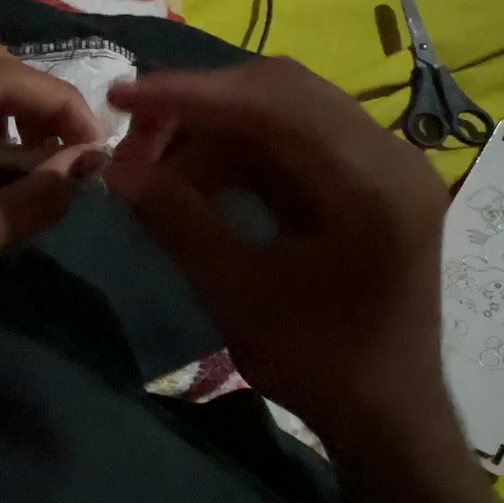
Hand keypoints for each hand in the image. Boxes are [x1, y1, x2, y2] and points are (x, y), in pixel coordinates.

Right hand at [105, 57, 451, 444]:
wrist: (386, 411)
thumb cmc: (315, 362)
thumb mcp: (234, 293)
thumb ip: (178, 221)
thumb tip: (116, 168)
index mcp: (370, 184)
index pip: (271, 103)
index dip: (187, 95)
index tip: (117, 96)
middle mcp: (387, 154)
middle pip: (280, 91)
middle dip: (196, 108)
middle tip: (131, 141)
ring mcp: (380, 164)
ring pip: (281, 110)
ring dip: (210, 131)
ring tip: (153, 169)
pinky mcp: (362, 181)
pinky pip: (288, 141)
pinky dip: (234, 153)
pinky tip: (192, 182)